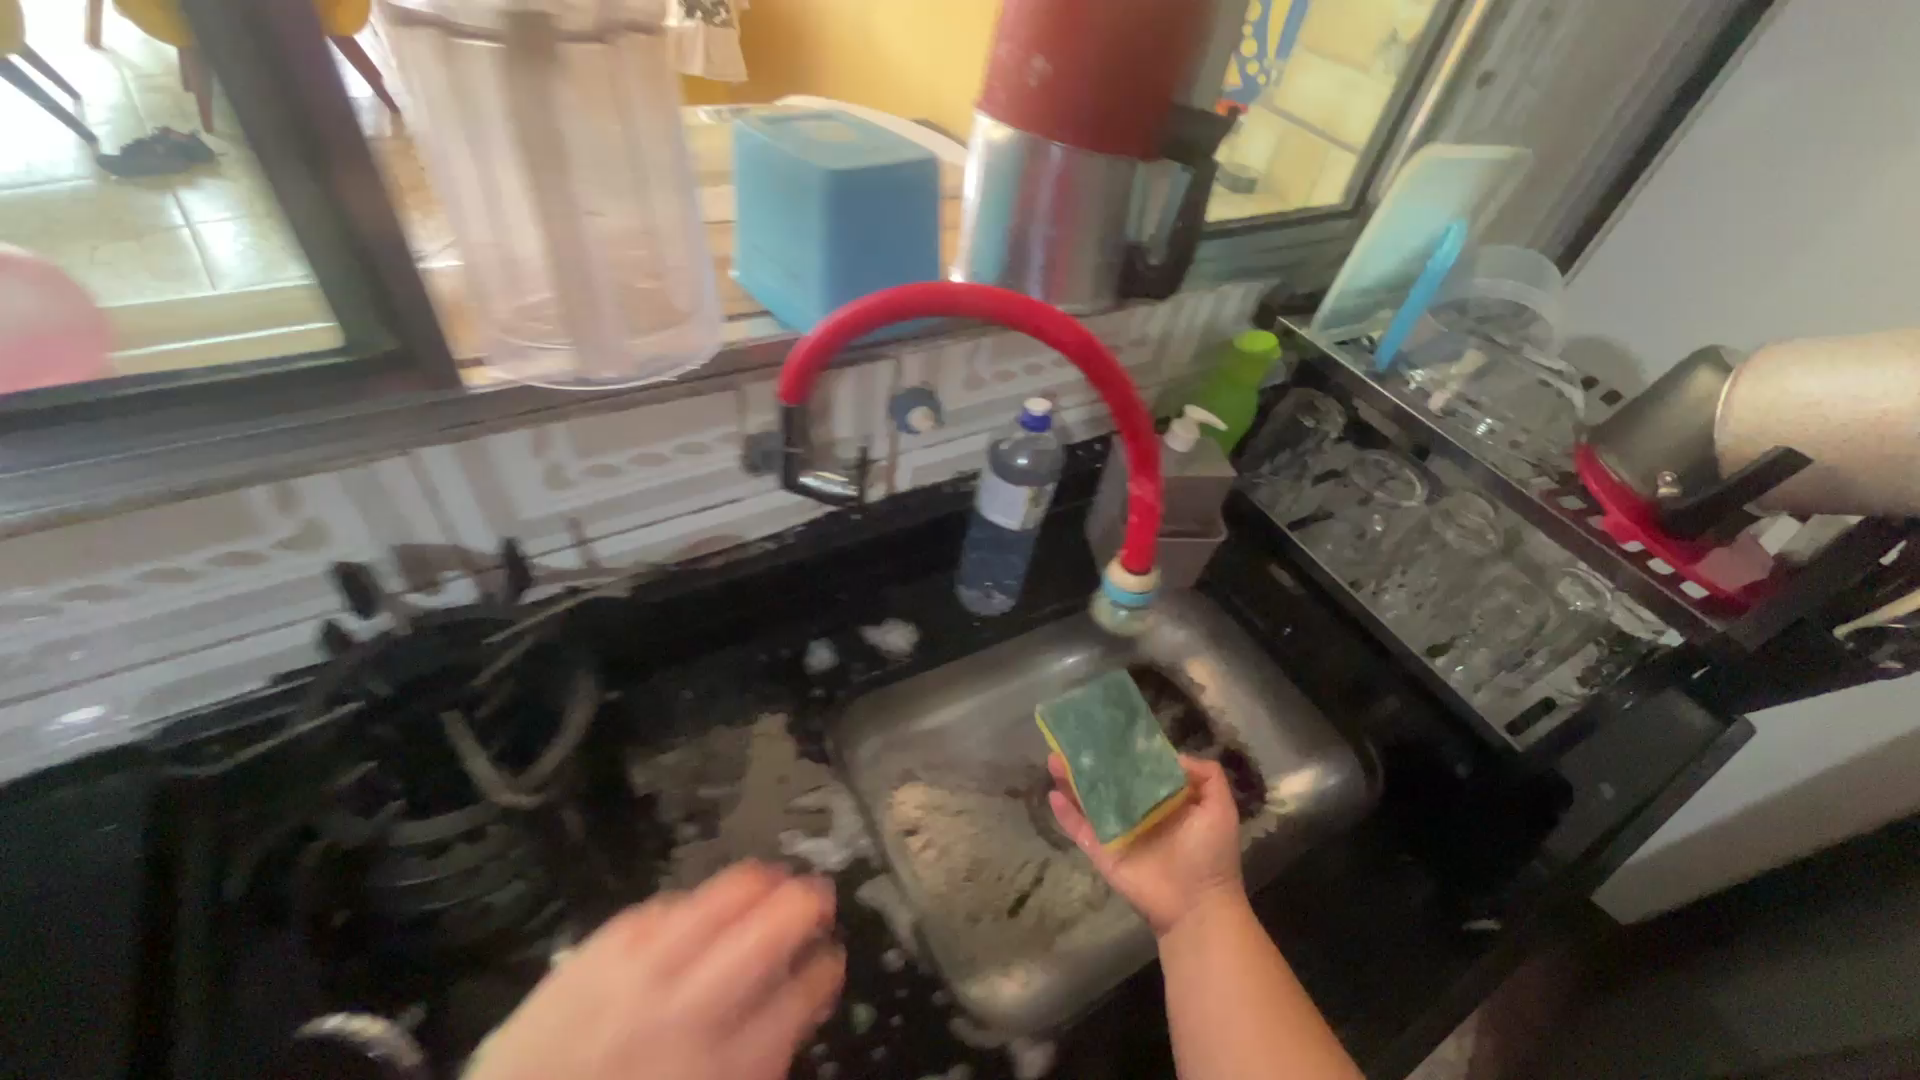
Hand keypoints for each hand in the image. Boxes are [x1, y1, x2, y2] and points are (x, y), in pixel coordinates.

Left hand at [464, 861, 844, 1079]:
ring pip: (722, 901)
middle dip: (808, 905)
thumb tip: (792, 1005)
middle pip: (772, 931)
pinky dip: (689, 905)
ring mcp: (641, 975)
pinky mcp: (597, 953)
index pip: (802, 996)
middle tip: (819, 899)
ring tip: (774, 878)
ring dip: (760, 883)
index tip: (830, 957)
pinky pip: (659, 909)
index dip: (824, 970)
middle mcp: (692, 1013)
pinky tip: (700, 907)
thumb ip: (757, 1059)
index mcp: (729, 1068)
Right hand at [1049, 753, 1245, 936]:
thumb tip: (1174, 755)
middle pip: (1107, 781)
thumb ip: (1207, 775)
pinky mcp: (1101, 851)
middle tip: (1071, 739)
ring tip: (1054, 758)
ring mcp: (1116, 831)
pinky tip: (1052, 794)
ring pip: (1087, 801)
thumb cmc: (1210, 854)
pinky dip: (1065, 814)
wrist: (1196, 905)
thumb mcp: (1220, 807)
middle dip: (1089, 761)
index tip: (1107, 728)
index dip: (1123, 750)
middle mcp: (1136, 811)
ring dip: (1070, 781)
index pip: (1138, 769)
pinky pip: (1079, 830)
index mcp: (1162, 799)